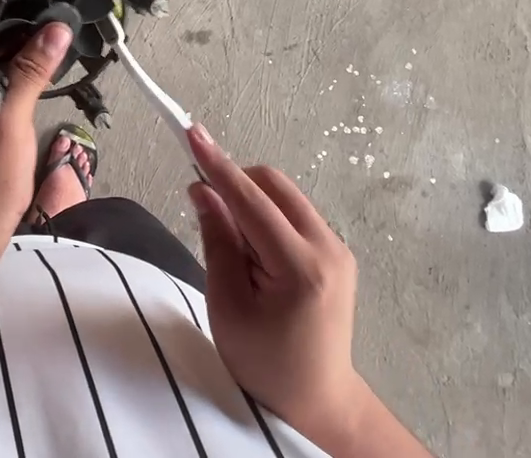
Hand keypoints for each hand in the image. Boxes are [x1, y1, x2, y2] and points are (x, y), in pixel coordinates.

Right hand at [187, 124, 368, 446]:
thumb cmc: (263, 362)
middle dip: (235, 181)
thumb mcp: (227, 304)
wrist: (316, 399)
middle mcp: (328, 248)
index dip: (217, 164)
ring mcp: (337, 249)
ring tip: (233, 245)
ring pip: (283, 194)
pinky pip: (293, 212)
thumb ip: (216, 240)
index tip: (192, 132)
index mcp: (301, 267)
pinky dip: (265, 215)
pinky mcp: (336, 252)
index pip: (252, 201)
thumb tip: (202, 189)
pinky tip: (253, 252)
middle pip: (273, 184)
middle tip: (206, 207)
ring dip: (250, 200)